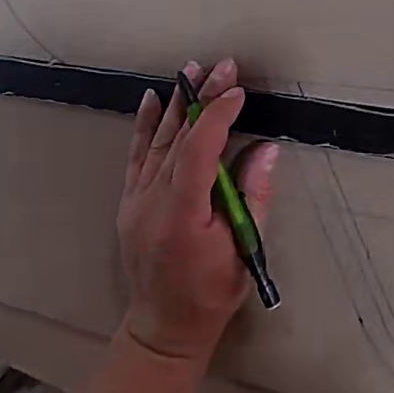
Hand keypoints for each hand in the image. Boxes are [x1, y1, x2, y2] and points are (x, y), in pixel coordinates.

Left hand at [117, 58, 279, 360]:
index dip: (218, 115)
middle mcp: (152, 200)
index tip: (238, 93)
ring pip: (157, 140)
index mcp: (182, 215)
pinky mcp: (128, 200)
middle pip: (179, 137)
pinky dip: (144, 125)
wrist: (163, 326)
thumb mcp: (244, 250)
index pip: (198, 150)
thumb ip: (253, 196)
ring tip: (192, 70)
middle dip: (203, 98)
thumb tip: (265, 148)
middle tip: (224, 66)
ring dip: (177, 103)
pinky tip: (151, 99)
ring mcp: (135, 198)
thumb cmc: (212, 294)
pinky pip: (136, 155)